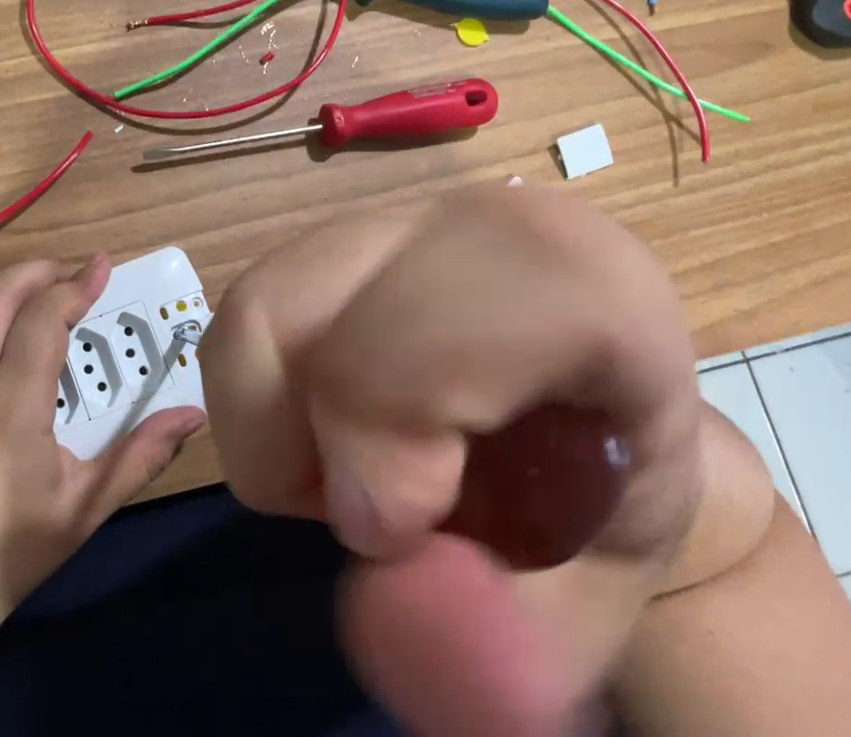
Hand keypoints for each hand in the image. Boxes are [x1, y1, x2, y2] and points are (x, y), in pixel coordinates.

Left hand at [0, 256, 206, 634]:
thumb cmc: (12, 550)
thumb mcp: (86, 507)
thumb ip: (141, 455)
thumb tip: (195, 415)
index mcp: (13, 407)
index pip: (44, 320)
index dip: (74, 285)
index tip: (101, 266)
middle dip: (35, 272)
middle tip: (67, 273)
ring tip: (21, 293)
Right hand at [201, 183, 702, 735]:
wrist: (604, 393)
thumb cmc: (613, 482)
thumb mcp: (601, 581)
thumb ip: (508, 627)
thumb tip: (385, 621)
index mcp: (574, 287)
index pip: (423, 338)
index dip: (380, 451)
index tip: (393, 535)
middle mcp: (459, 224)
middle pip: (285, 312)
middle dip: (291, 445)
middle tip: (358, 515)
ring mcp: (379, 224)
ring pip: (246, 318)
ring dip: (263, 429)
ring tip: (343, 471)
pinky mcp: (324, 243)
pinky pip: (237, 327)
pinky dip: (255, 406)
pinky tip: (325, 428)